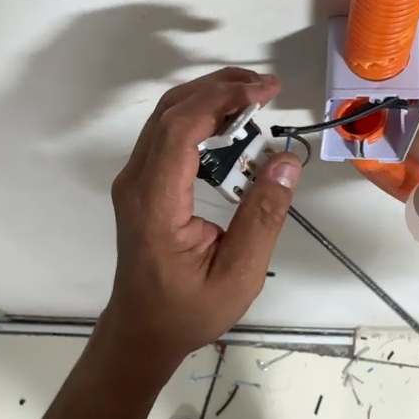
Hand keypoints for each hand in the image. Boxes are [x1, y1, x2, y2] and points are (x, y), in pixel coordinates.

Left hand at [101, 67, 299, 367]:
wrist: (142, 330)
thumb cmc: (189, 310)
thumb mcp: (238, 274)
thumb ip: (262, 216)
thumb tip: (285, 159)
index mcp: (155, 203)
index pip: (181, 128)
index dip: (223, 99)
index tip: (267, 92)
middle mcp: (135, 182)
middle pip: (170, 111)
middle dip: (219, 88)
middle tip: (267, 88)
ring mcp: (133, 182)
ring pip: (165, 118)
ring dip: (208, 99)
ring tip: (255, 101)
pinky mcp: (140, 186)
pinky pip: (166, 136)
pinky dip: (199, 120)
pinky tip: (231, 129)